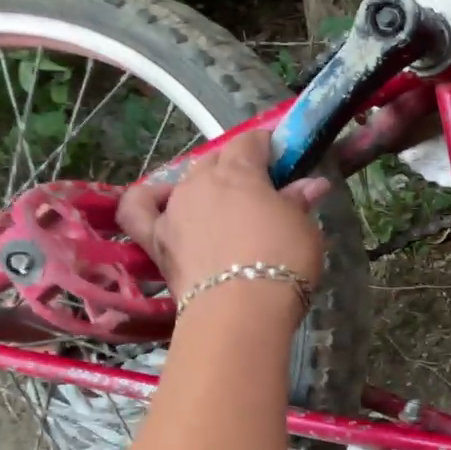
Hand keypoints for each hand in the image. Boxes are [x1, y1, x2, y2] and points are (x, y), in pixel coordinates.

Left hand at [118, 130, 329, 309]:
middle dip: (237, 162)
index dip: (268, 142)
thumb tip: (312, 183)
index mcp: (240, 174)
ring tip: (226, 198)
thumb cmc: (283, 260)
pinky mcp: (154, 238)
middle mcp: (200, 183)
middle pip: (216, 158)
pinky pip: (138, 208)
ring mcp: (173, 209)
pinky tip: (163, 200)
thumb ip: (300, 201)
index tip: (285, 151)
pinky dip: (148, 199)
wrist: (241, 307)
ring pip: (185, 180)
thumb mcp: (304, 228)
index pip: (250, 142)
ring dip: (205, 182)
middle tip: (264, 181)